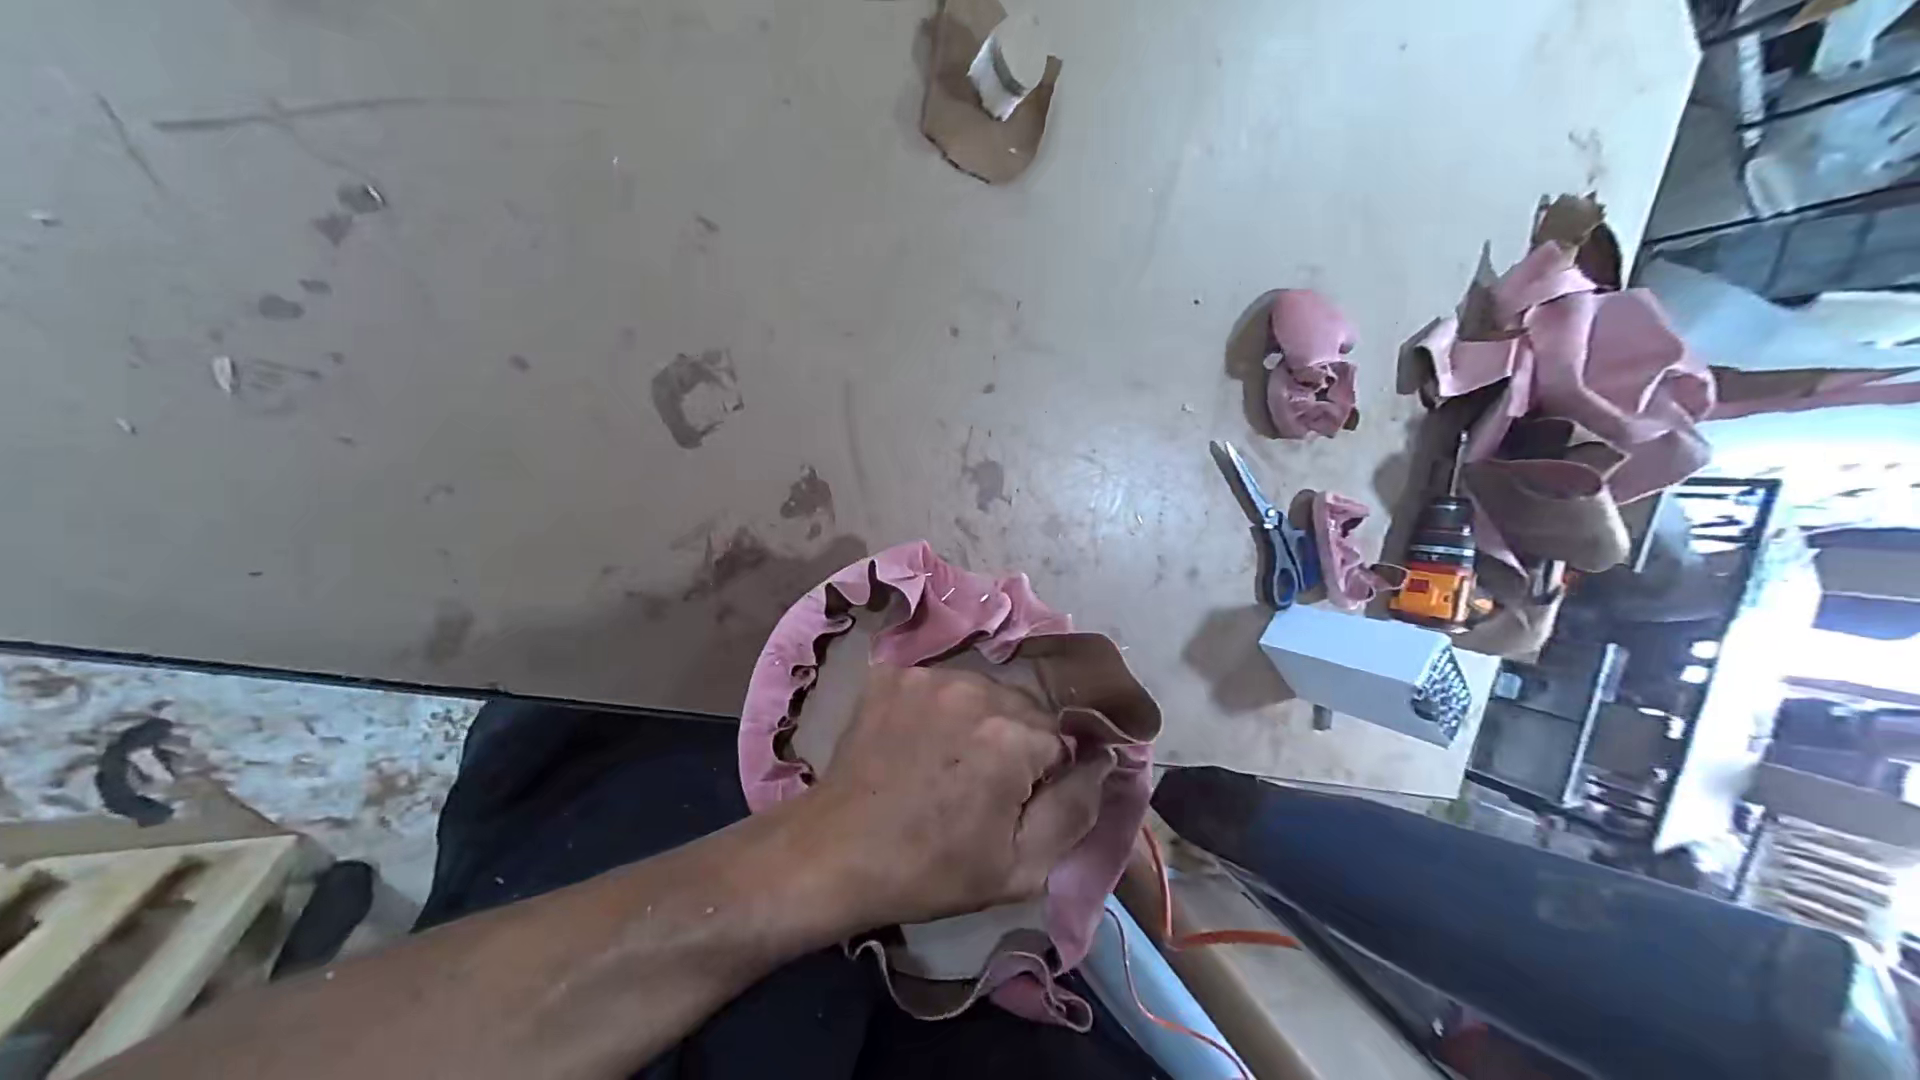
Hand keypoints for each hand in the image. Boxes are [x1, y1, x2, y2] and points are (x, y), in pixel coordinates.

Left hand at [801, 665, 1114, 928]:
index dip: (1047, 776)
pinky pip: (942, 685)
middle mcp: (976, 689)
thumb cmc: (932, 869)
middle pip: (1025, 710)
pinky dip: (942, 708)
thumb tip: (1103, 759)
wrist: (836, 853)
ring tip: (948, 763)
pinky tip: (920, 741)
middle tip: (982, 787)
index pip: (1063, 740)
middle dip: (1018, 744)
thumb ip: (1077, 809)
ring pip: (985, 693)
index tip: (1018, 804)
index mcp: (1013, 736)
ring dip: (981, 721)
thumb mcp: (1021, 867)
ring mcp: (929, 676)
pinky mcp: (895, 674)